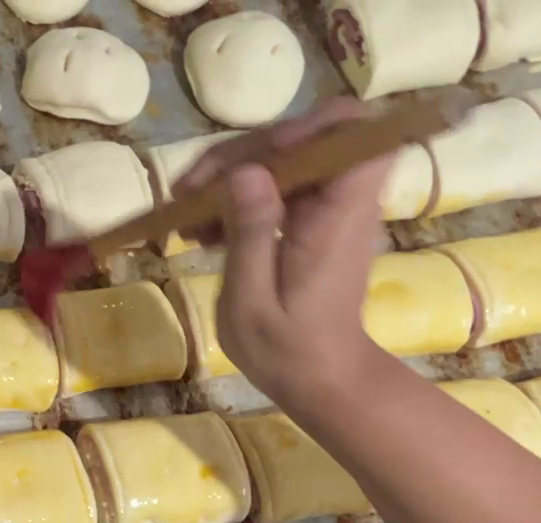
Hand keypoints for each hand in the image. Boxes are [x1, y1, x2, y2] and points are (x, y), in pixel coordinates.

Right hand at [177, 99, 397, 401]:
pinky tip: (204, 231)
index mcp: (338, 214)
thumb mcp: (252, 298)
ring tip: (186, 217)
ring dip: (231, 178)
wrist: (317, 375)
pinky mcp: (314, 221)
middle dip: (242, 156)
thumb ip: (252, 232)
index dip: (303, 128)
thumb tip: (244, 172)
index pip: (354, 132)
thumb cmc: (283, 348)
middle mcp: (344, 199)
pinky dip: (239, 199)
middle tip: (187, 193)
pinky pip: (280, 188)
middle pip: (307, 139)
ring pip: (287, 161)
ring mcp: (330, 208)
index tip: (247, 161)